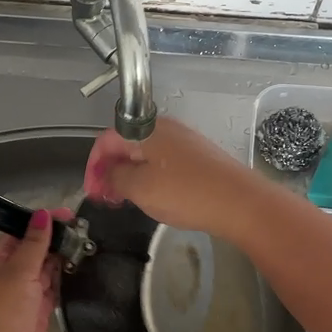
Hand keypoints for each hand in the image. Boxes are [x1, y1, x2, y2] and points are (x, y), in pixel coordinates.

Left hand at [0, 207, 71, 331]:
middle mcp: (9, 277)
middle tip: (83, 227)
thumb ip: (34, 244)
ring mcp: (25, 296)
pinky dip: (65, 278)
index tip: (66, 214)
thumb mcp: (18, 272)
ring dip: (62, 258)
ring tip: (87, 242)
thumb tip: (42, 214)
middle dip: (54, 240)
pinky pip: (54, 289)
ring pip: (45, 270)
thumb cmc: (4, 312)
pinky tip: (81, 266)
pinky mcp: (40, 312)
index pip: (18, 235)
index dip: (40, 223)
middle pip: (33, 251)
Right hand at [83, 117, 261, 236]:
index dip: (94, 165)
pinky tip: (152, 197)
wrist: (240, 202)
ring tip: (124, 201)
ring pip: (145, 154)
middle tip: (105, 198)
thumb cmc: (186, 193)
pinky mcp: (197, 157)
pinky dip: (149, 177)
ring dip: (129, 176)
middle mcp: (164, 128)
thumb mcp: (140, 188)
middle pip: (126, 144)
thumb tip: (106, 174)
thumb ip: (116, 177)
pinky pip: (163, 162)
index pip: (107, 139)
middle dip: (110, 171)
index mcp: (146, 130)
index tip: (91, 191)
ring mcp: (183, 141)